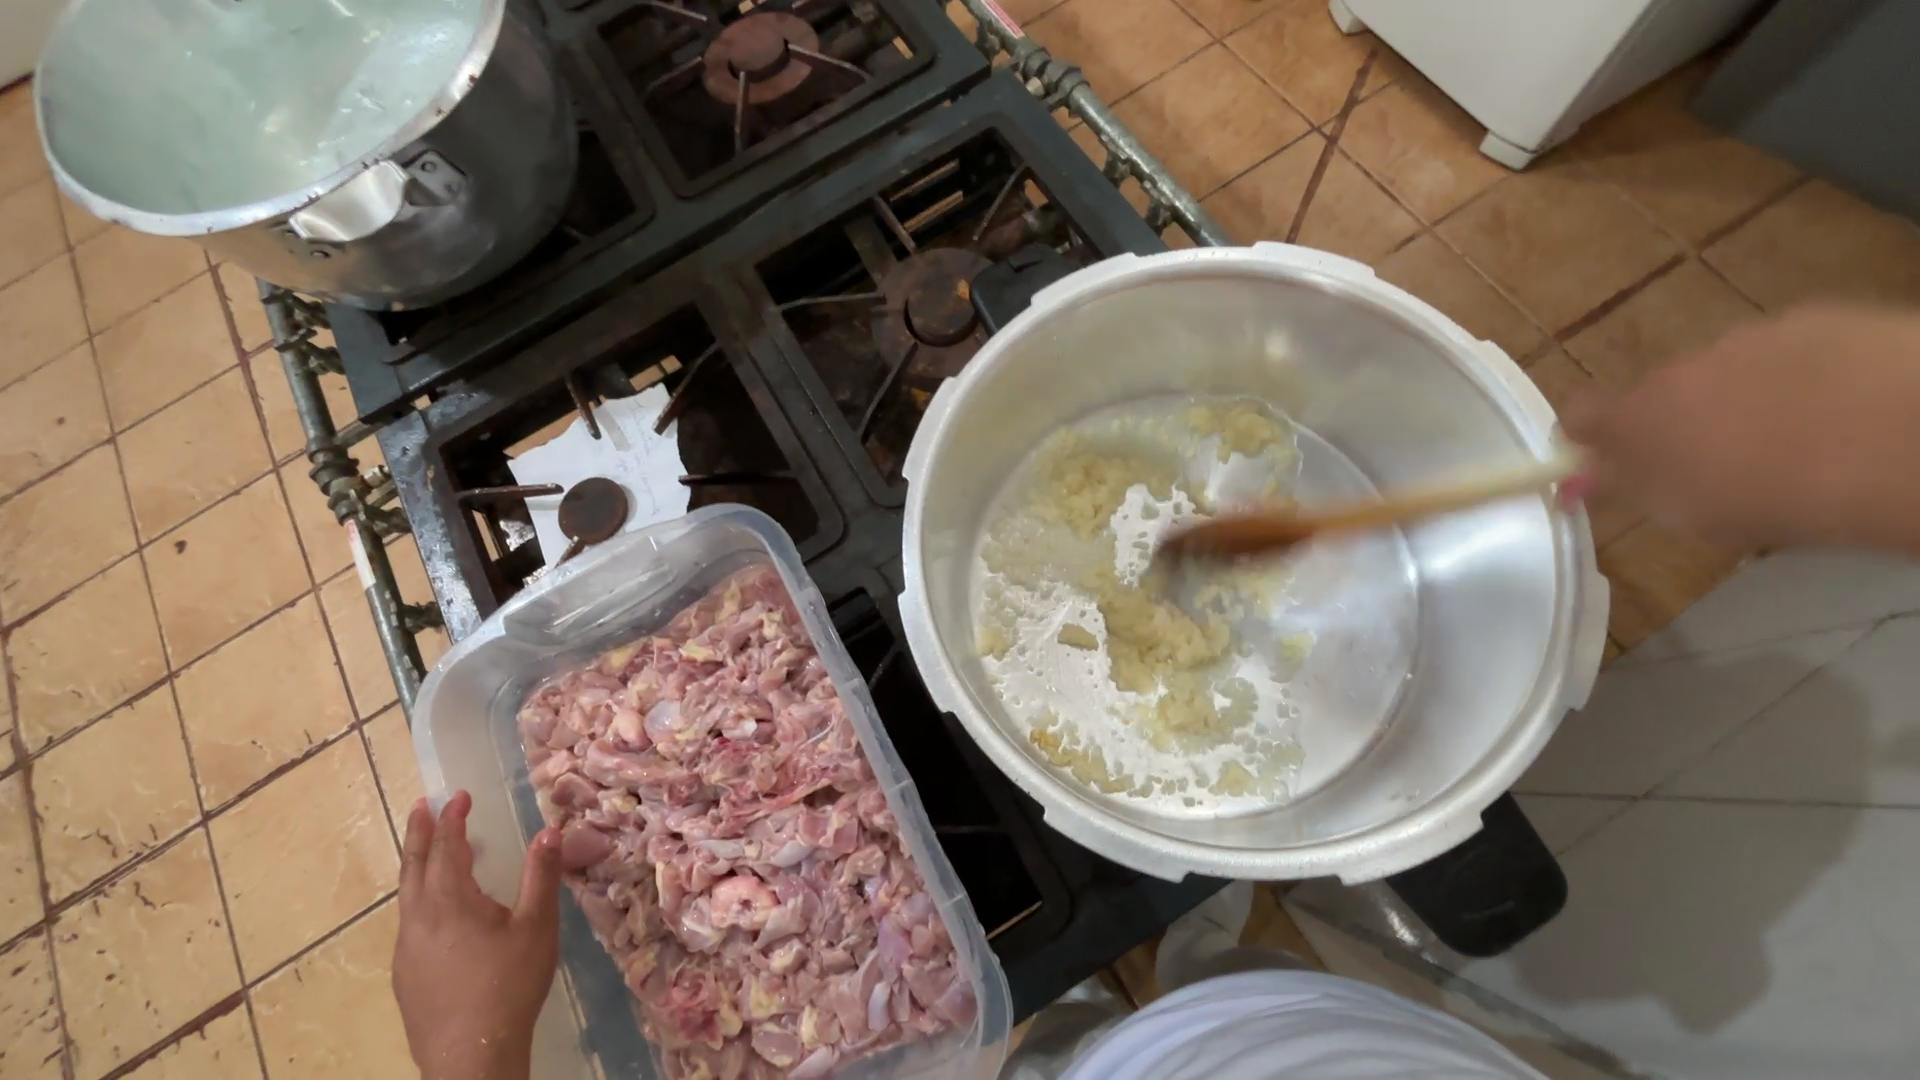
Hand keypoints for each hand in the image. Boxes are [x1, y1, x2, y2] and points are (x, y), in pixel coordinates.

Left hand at [393, 792, 564, 1079]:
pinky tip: (434, 908)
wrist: (470, 1056)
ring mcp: (406, 950)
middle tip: (420, 805)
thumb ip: (541, 875)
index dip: (451, 819)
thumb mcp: (537, 925)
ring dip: (416, 864)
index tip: (458, 795)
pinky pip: (408, 920)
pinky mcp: (405, 974)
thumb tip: (550, 830)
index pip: (447, 848)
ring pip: (407, 895)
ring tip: (427, 849)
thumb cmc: (510, 984)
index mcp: (451, 902)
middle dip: (419, 833)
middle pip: (414, 867)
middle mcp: (419, 920)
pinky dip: (418, 895)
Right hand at [1561, 304, 1919, 551]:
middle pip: (1661, 392)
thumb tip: (1583, 480)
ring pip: (1728, 369)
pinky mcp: (1819, 317)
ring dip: (1743, 395)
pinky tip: (1843, 404)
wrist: (1900, 439)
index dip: (1586, 436)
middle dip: (1679, 418)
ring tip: (1796, 433)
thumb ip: (1627, 488)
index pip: (1579, 417)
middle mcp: (1676, 370)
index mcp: (1634, 419)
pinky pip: (1794, 348)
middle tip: (1721, 459)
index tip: (1601, 458)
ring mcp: (1747, 339)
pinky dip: (1806, 372)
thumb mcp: (1681, 513)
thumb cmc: (1770, 495)